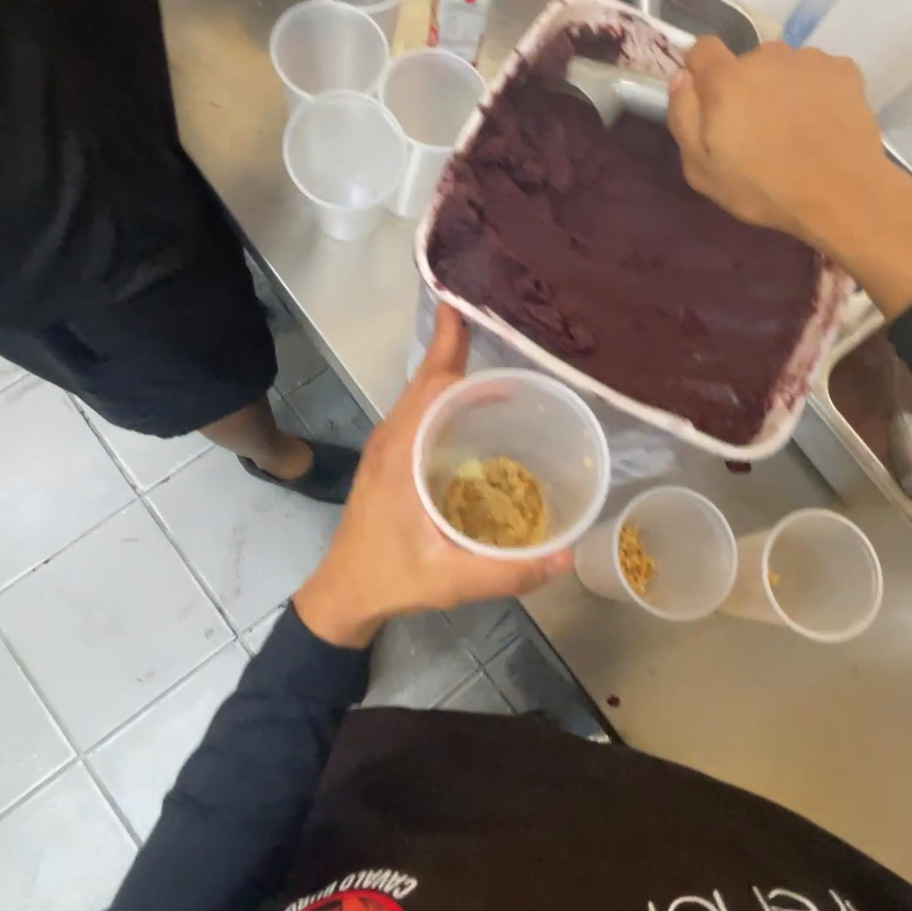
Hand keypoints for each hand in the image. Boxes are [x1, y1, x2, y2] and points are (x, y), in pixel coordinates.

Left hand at [292, 306, 574, 648]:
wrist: (344, 592)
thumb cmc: (391, 578)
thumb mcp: (452, 579)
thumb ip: (509, 572)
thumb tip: (566, 557)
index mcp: (400, 453)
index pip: (431, 388)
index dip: (455, 353)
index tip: (479, 318)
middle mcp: (391, 440)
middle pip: (427, 382)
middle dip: (460, 351)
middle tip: (502, 331)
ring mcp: (387, 448)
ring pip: (421, 396)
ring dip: (453, 373)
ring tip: (496, 360)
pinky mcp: (390, 461)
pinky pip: (420, 414)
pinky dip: (446, 398)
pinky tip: (476, 412)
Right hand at [667, 37, 905, 245]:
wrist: (841, 193)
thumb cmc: (762, 188)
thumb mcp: (701, 169)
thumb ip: (683, 117)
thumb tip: (682, 77)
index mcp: (726, 79)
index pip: (702, 48)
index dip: (700, 71)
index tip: (706, 100)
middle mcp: (767, 56)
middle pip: (745, 63)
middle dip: (743, 88)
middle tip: (754, 131)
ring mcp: (810, 59)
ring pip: (782, 68)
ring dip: (779, 89)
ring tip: (790, 129)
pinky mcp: (844, 69)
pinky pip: (816, 74)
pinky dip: (812, 92)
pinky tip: (818, 124)